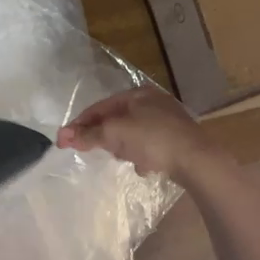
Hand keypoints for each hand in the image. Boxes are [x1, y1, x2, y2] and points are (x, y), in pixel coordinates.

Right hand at [57, 86, 217, 178]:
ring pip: (132, 133)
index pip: (99, 107)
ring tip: (119, 158)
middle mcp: (153, 102)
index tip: (64, 141)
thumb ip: (88, 135)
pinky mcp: (176, 139)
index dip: (79, 124)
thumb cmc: (152, 139)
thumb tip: (63, 136)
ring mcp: (167, 121)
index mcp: (137, 94)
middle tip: (89, 149)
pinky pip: (148, 145)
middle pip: (115, 119)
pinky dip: (140, 154)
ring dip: (121, 146)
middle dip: (101, 135)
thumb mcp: (114, 134)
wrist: (195, 159)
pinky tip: (142, 166)